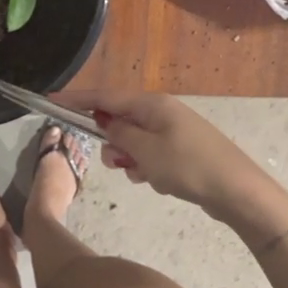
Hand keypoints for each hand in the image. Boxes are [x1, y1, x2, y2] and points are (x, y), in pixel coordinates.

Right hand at [52, 90, 265, 216]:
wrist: (236, 190)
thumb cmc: (188, 168)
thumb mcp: (145, 151)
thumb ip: (118, 135)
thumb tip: (103, 121)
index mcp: (152, 105)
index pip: (105, 97)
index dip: (77, 99)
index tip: (51, 99)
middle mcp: (161, 111)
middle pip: (119, 120)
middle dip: (111, 143)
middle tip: (117, 164)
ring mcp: (173, 130)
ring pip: (133, 141)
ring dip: (129, 159)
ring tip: (144, 175)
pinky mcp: (180, 149)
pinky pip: (149, 153)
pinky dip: (145, 166)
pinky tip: (158, 180)